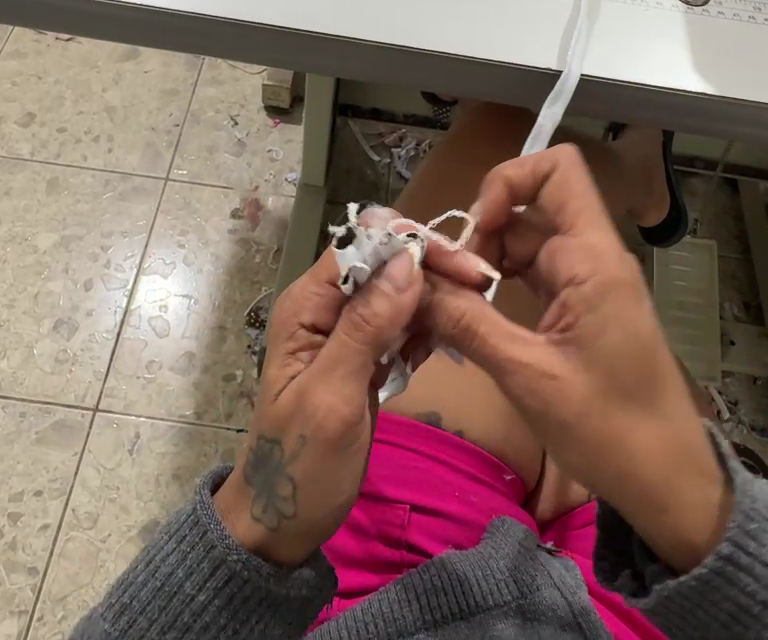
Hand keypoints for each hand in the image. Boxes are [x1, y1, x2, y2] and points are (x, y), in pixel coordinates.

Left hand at [214, 236, 445, 565]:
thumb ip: (366, 327)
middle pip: (384, 264)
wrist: (284, 521)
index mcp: (306, 305)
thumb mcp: (333, 395)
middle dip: (432, 268)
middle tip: (483, 284)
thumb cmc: (301, 462)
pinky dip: (429, 327)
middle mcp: (326, 307)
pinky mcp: (367, 356)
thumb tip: (407, 261)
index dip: (409, 245)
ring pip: (399, 292)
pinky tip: (456, 334)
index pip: (361, 247)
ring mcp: (348, 331)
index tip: (461, 264)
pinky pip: (403, 325)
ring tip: (478, 305)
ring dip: (436, 296)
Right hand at [425, 145, 731, 570]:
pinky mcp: (579, 305)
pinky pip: (531, 273)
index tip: (476, 231)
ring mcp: (586, 281)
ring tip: (452, 304)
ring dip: (484, 263)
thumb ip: (468, 323)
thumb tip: (412, 286)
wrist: (668, 482)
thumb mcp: (528, 376)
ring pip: (523, 242)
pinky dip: (497, 285)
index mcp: (592, 258)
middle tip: (447, 285)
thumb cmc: (610, 429)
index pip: (557, 170)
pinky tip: (472, 315)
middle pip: (527, 208)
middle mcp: (590, 256)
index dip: (508, 181)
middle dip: (480, 235)